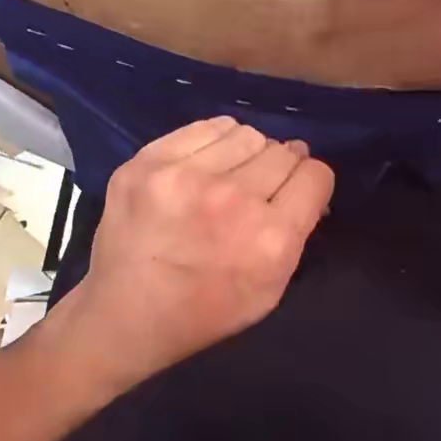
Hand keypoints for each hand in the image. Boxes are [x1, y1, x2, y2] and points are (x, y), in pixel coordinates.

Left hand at [51, 117, 335, 388]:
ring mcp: (186, 177)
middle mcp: (233, 200)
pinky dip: (215, 141)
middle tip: (258, 187)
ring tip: (229, 175)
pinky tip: (205, 164)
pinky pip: (207, 127)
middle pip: (283, 152)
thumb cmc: (206, 310)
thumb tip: (307, 181)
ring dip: (247, 153)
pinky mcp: (149, 161)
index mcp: (271, 239)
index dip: (309, 182)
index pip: (316, 175)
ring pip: (247, 134)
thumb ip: (298, 232)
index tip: (295, 189)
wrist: (125, 314)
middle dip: (280, 168)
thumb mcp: (271, 289)